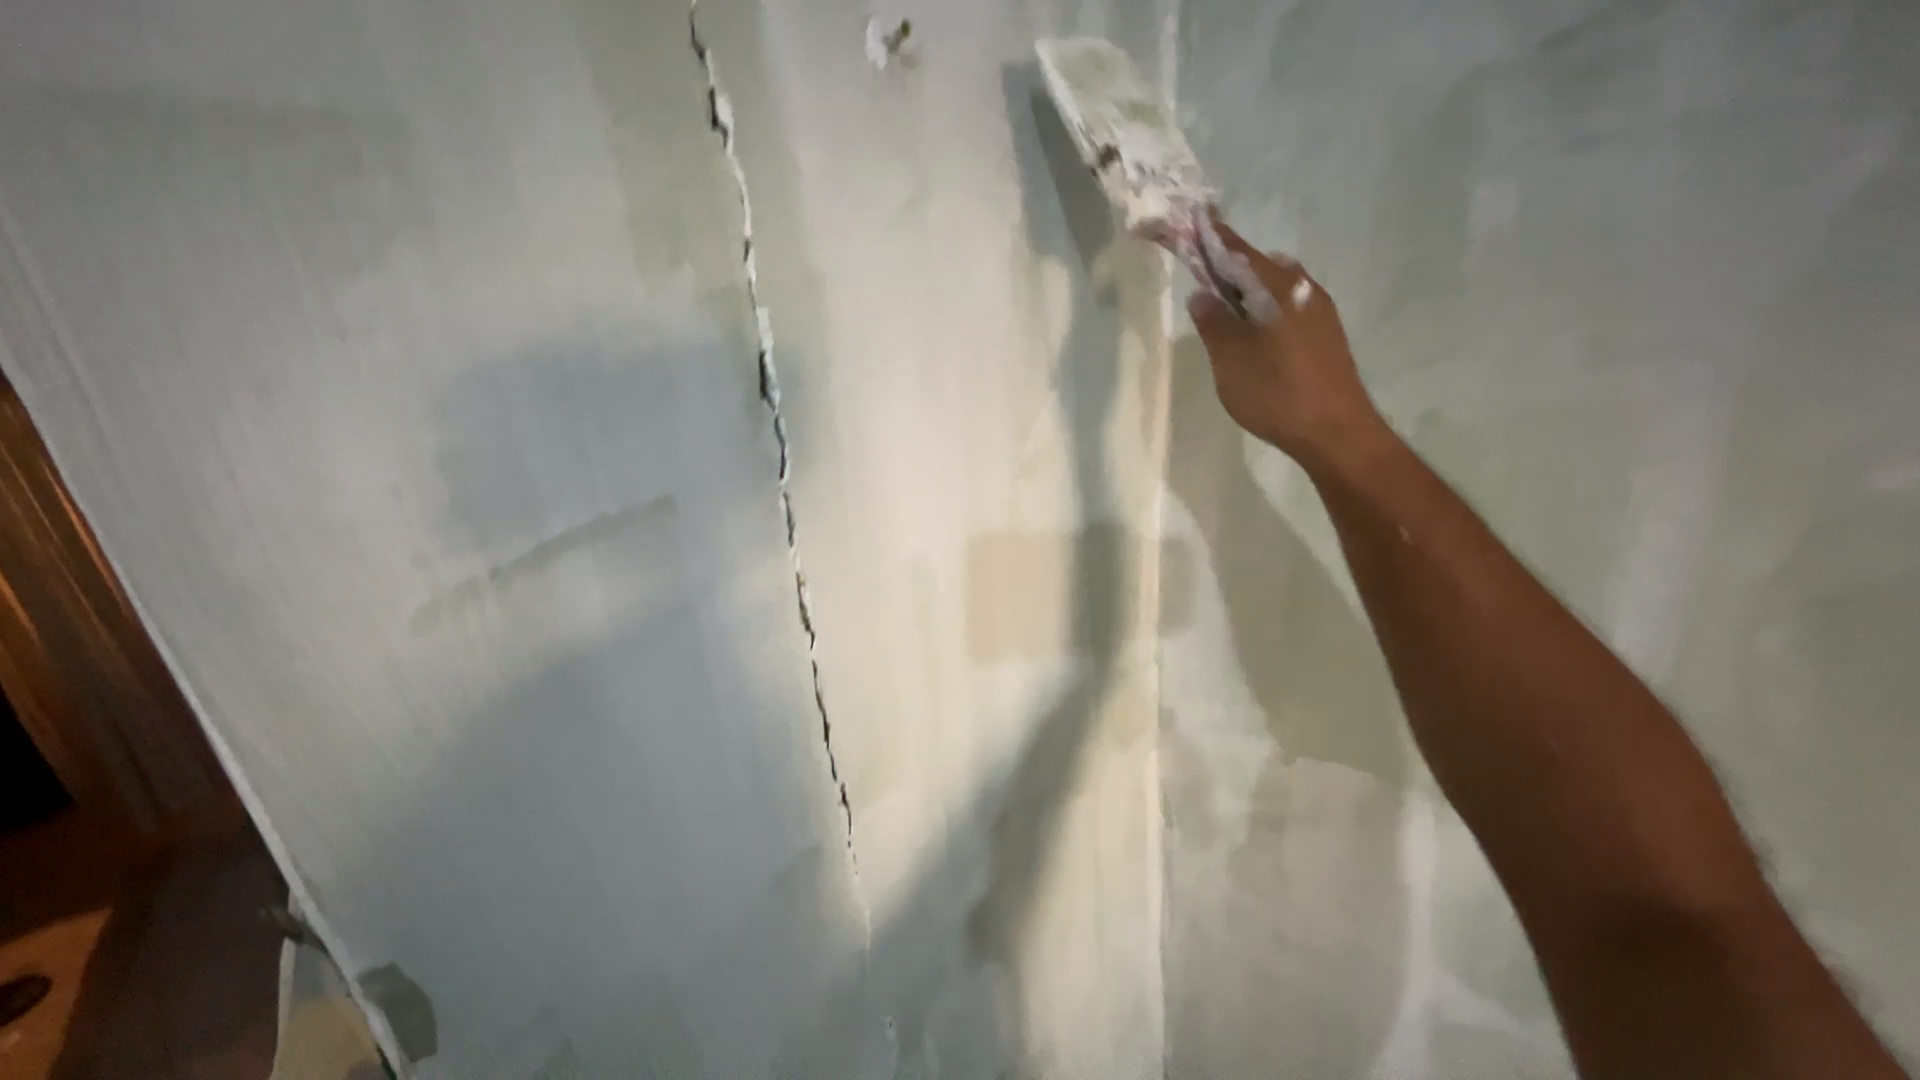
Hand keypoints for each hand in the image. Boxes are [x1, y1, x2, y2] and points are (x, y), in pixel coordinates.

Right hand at [1187, 224, 1388, 467]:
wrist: (1336, 433)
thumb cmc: (1277, 393)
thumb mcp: (1231, 359)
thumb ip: (1214, 322)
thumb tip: (1202, 292)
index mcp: (1277, 286)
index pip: (1234, 249)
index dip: (1208, 235)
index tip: (1189, 219)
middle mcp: (1303, 288)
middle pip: (1257, 265)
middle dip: (1227, 265)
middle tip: (1200, 277)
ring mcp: (1319, 311)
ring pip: (1274, 286)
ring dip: (1246, 290)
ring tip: (1223, 309)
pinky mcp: (1325, 335)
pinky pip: (1286, 306)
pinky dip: (1263, 308)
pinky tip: (1252, 332)